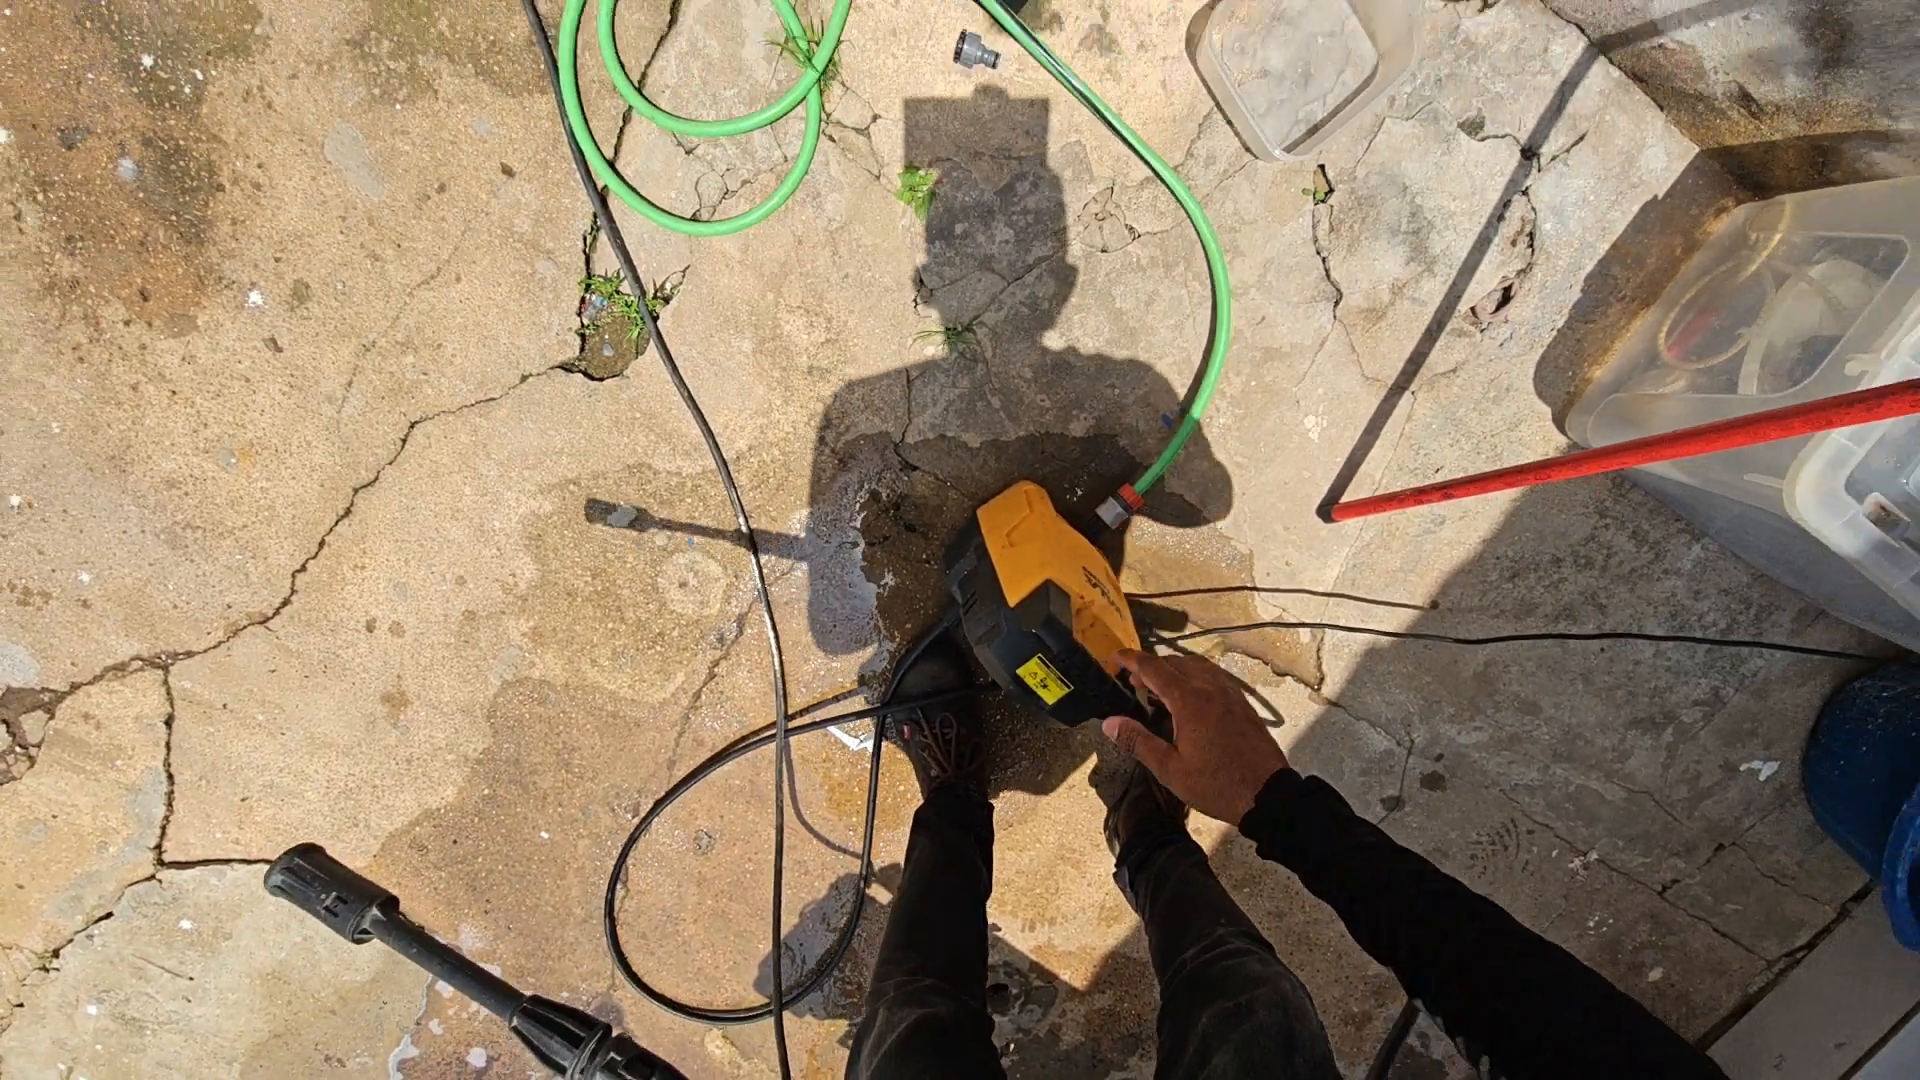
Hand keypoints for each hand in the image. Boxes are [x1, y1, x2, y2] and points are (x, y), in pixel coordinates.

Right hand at [1101, 650, 1288, 826]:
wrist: (1269, 795)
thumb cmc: (1216, 784)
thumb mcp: (1171, 770)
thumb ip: (1138, 741)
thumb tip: (1109, 723)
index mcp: (1189, 700)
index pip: (1153, 667)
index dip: (1131, 659)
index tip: (1114, 658)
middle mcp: (1209, 688)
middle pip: (1173, 662)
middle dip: (1149, 667)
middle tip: (1133, 683)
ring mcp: (1228, 693)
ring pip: (1195, 665)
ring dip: (1173, 668)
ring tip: (1159, 687)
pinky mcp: (1241, 702)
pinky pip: (1212, 675)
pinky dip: (1193, 675)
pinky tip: (1190, 695)